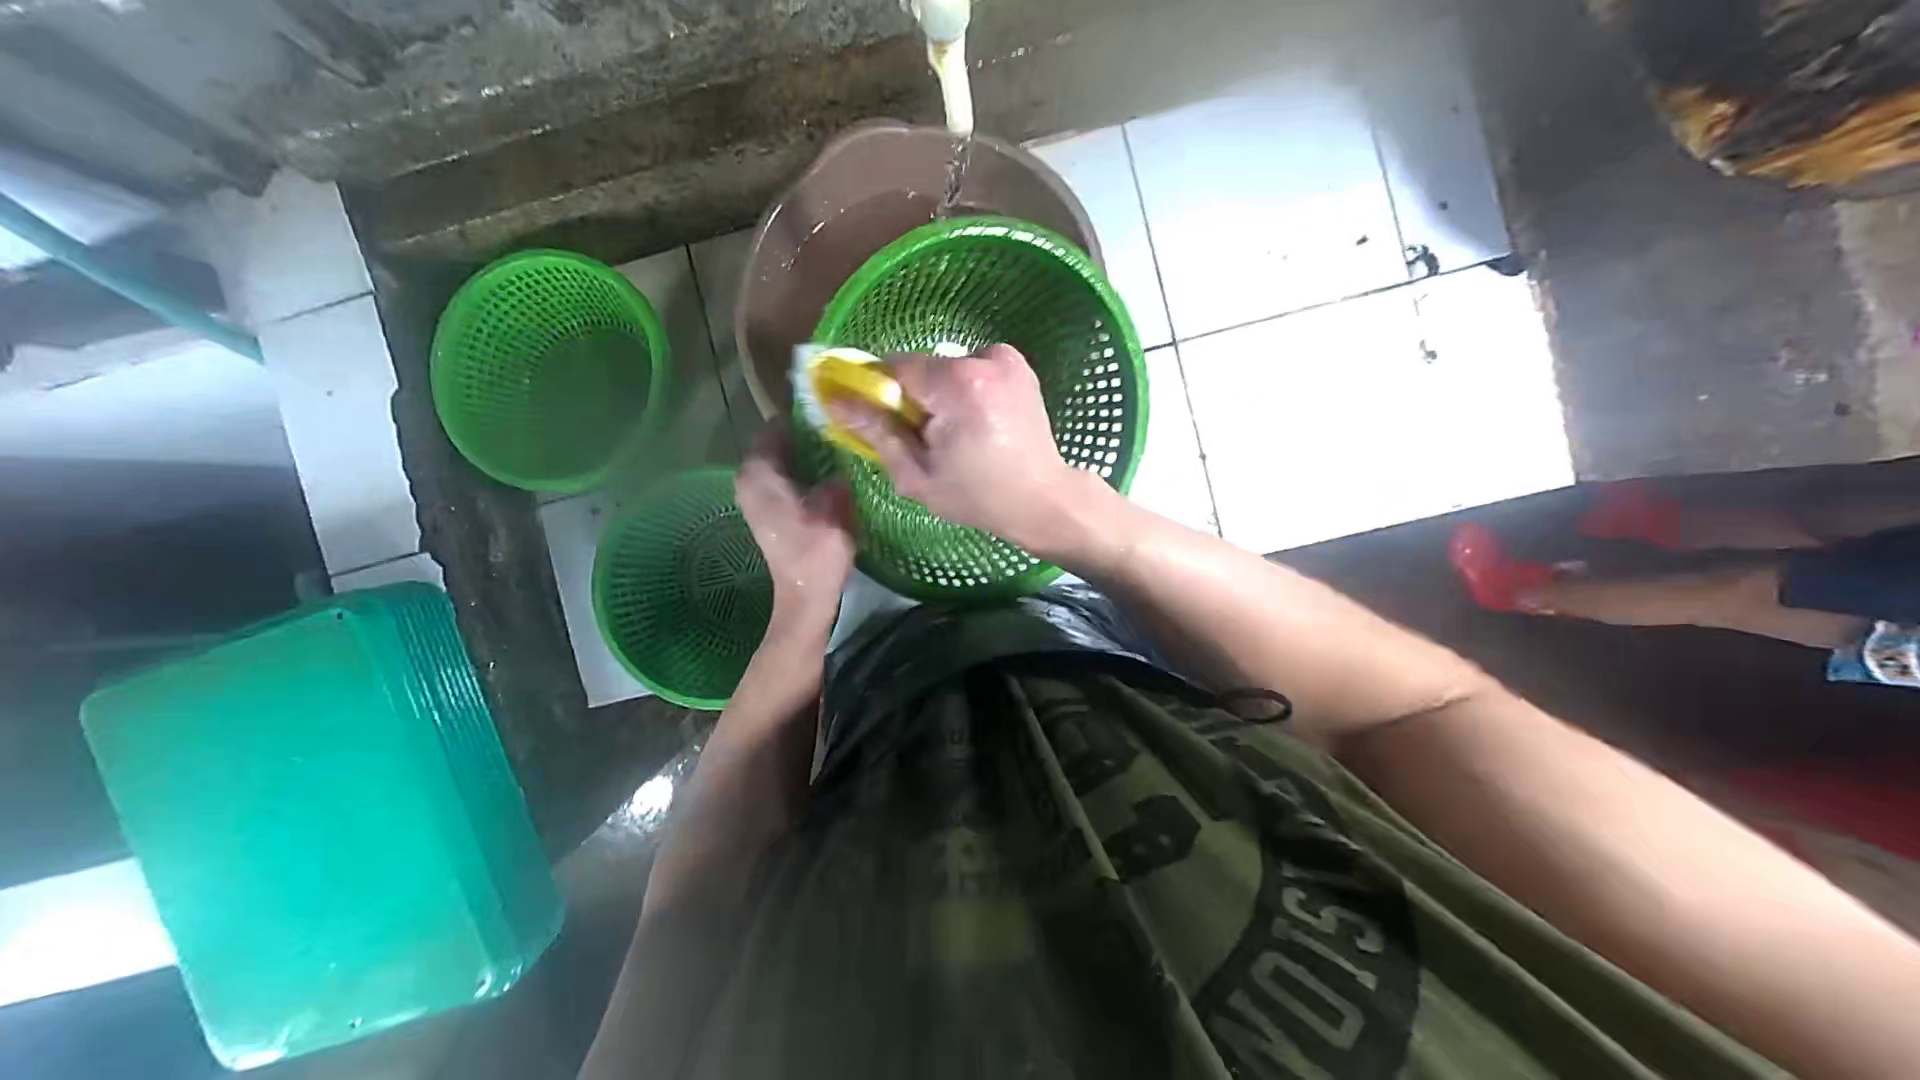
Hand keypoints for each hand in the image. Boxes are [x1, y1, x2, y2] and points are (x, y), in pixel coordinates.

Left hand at [735, 428, 853, 624]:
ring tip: (839, 449)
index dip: (803, 415)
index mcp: (758, 471)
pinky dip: (802, 473)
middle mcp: (748, 479)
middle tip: (840, 429)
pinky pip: (783, 478)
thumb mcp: (835, 501)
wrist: (806, 596)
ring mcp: (754, 498)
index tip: (833, 411)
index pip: (776, 425)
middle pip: (777, 442)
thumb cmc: (817, 549)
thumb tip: (844, 453)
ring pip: (781, 461)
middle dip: (806, 434)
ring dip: (806, 455)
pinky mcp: (766, 513)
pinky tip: (829, 475)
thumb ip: (836, 470)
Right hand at [824, 344, 1108, 552]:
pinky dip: (964, 389)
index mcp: (957, 385)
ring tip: (958, 435)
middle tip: (927, 439)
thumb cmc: (977, 496)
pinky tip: (978, 422)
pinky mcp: (1017, 364)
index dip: (882, 393)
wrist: (1043, 498)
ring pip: (945, 367)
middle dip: (915, 397)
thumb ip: (877, 432)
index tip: (887, 422)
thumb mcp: (917, 475)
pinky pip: (970, 368)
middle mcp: (984, 358)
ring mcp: (1006, 358)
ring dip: (940, 394)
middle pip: (922, 367)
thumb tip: (835, 400)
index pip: (895, 367)